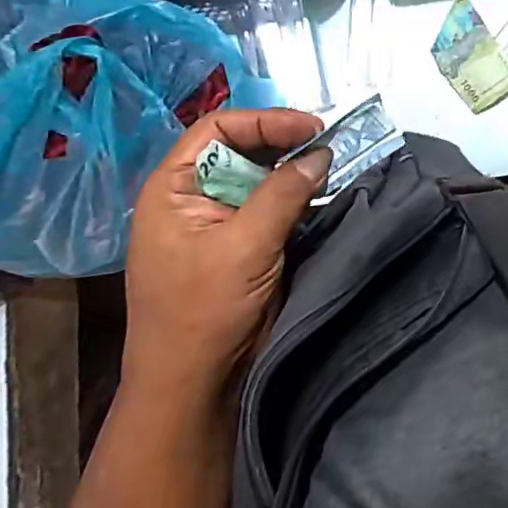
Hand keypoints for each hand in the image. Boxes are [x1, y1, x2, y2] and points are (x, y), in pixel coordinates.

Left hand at [122, 108, 330, 391]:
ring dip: (296, 171)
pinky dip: (299, 199)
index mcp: (175, 188)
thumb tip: (320, 154)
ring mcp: (220, 222)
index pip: (219, 129)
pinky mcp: (244, 245)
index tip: (312, 127)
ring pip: (262, 179)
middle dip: (285, 143)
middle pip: (243, 150)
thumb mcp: (243, 246)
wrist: (195, 387)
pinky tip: (323, 194)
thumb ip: (283, 194)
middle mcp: (195, 196)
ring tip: (333, 166)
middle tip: (328, 144)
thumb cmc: (202, 313)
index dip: (265, 121)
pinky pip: (273, 208)